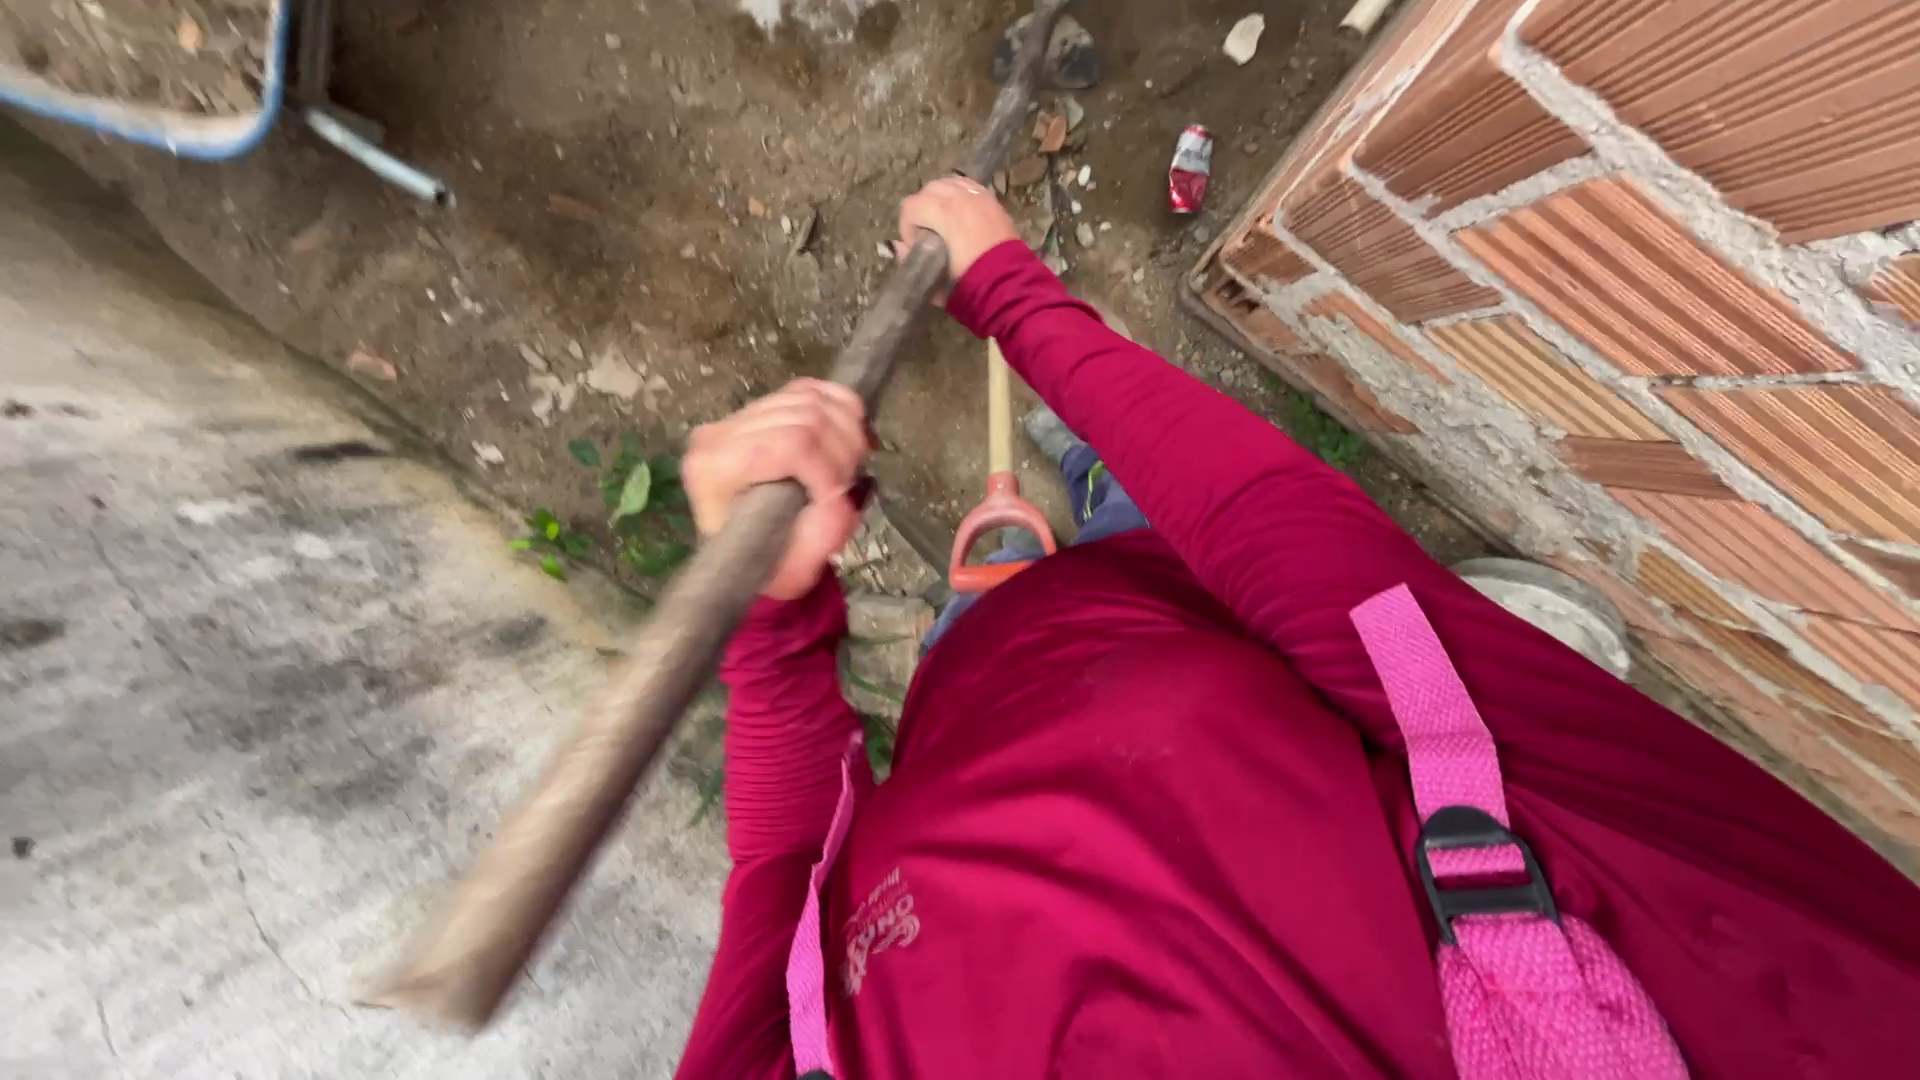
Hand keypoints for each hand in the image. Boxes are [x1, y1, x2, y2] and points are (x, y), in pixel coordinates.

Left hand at [683, 379, 868, 599]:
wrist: (749, 556)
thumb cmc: (766, 564)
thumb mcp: (795, 569)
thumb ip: (820, 537)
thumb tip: (842, 498)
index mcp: (715, 470)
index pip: (792, 443)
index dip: (829, 468)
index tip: (839, 497)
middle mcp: (719, 435)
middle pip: (807, 416)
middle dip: (842, 451)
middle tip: (848, 484)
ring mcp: (738, 417)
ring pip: (811, 400)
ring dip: (845, 432)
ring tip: (847, 467)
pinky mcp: (760, 408)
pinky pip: (808, 388)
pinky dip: (839, 406)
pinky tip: (846, 434)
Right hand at [896, 176, 1021, 284]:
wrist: (1010, 287)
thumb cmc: (970, 286)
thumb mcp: (935, 281)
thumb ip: (911, 261)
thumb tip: (897, 246)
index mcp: (944, 214)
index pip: (911, 206)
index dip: (907, 227)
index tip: (915, 246)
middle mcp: (960, 198)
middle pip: (928, 190)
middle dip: (921, 210)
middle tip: (927, 233)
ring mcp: (978, 196)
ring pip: (948, 182)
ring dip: (939, 199)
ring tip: (943, 221)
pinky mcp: (992, 200)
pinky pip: (968, 185)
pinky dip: (958, 194)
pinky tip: (959, 212)